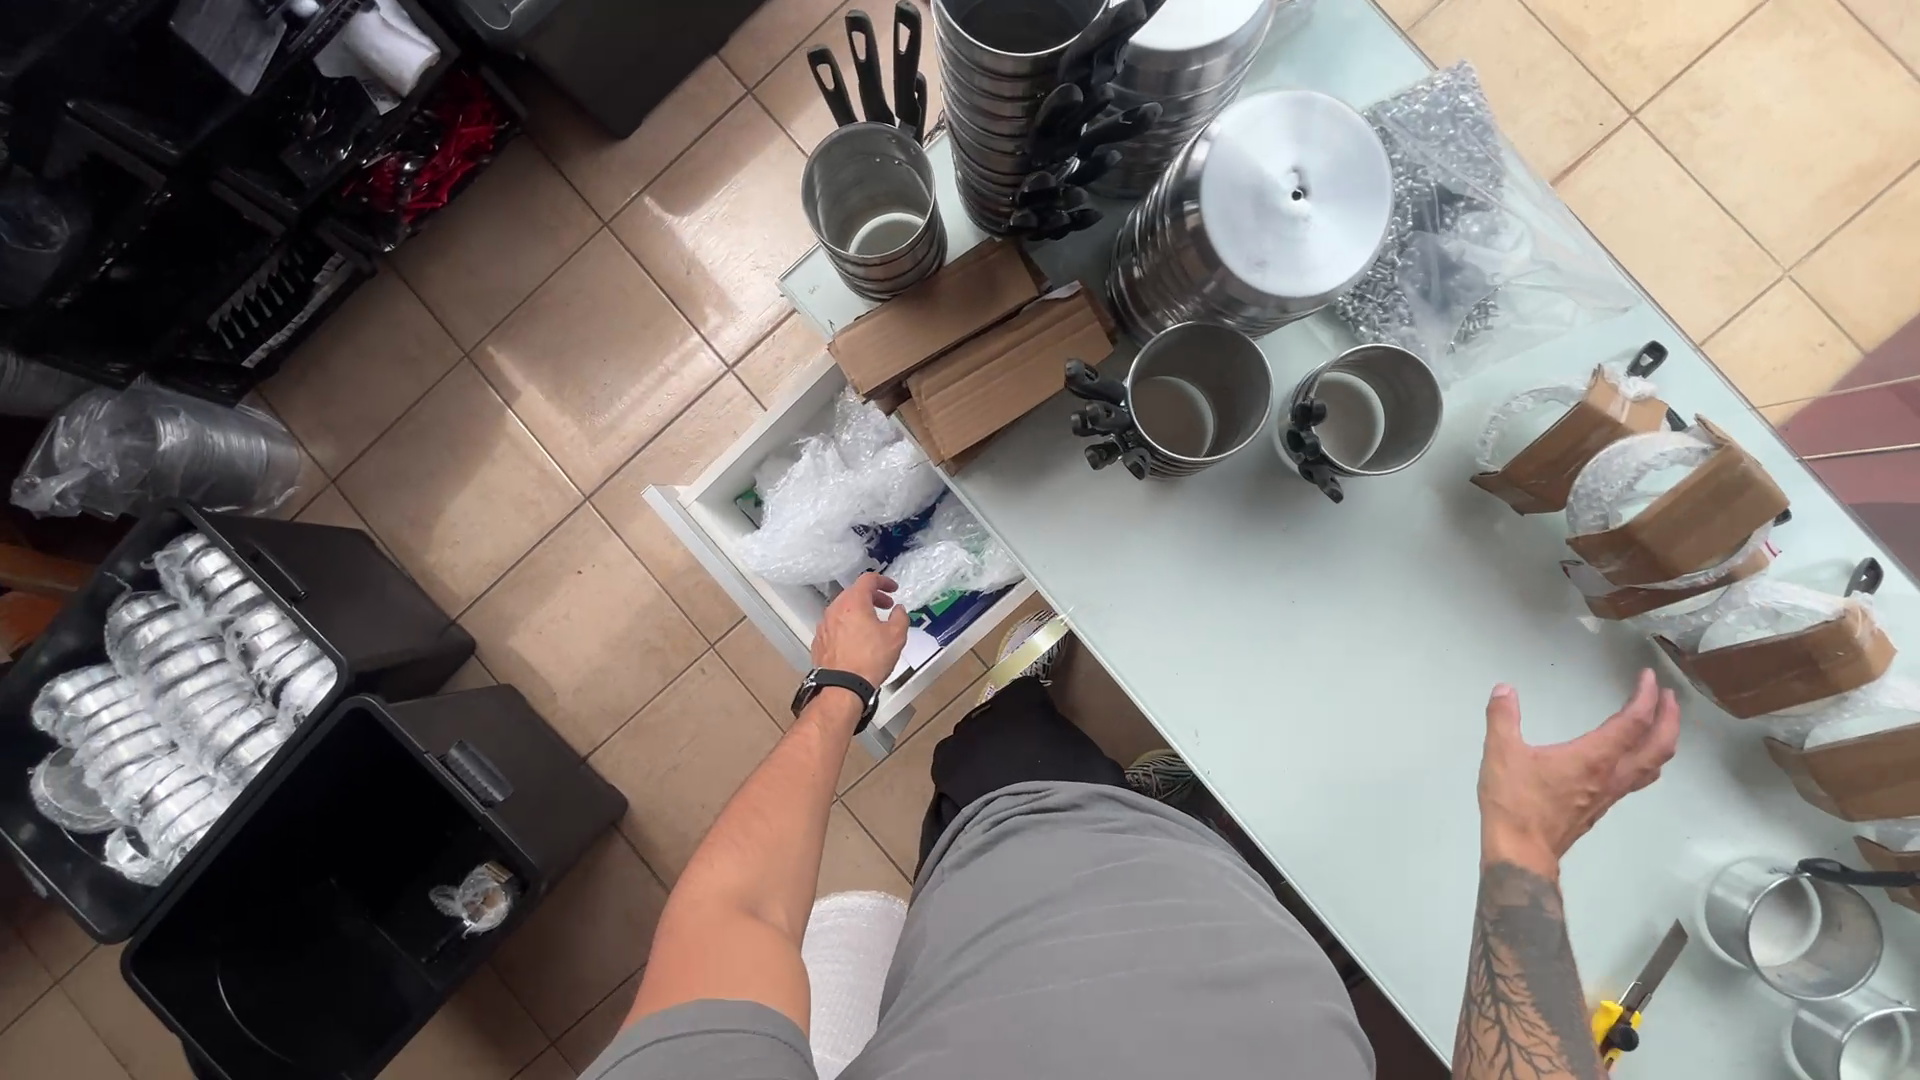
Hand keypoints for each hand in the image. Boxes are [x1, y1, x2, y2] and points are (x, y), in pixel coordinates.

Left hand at [812, 573, 909, 689]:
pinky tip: (857, 640)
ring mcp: (824, 625)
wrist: (842, 687)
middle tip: (885, 606)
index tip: (892, 588)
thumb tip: (899, 611)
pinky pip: (835, 625)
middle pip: (854, 593)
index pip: (867, 579)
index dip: (883, 581)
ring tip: (872, 624)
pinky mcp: (819, 640)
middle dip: (872, 597)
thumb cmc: (869, 660)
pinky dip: (847, 625)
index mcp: (853, 602)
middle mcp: (835, 609)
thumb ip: (900, 617)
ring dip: (859, 611)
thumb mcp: (896, 636)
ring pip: (843, 609)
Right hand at [1476, 669, 1678, 878]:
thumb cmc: (1514, 799)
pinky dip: (1647, 758)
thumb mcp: (1500, 752)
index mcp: (1592, 758)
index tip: (1647, 678)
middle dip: (1668, 717)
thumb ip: (1503, 718)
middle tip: (1666, 696)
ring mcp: (1611, 793)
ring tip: (1661, 723)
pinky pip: (1639, 777)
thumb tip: (1504, 690)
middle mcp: (1611, 774)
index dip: (1645, 697)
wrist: (1522, 848)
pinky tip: (1632, 757)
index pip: (1632, 723)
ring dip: (1664, 740)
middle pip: (1658, 745)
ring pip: (1654, 764)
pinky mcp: (1602, 805)